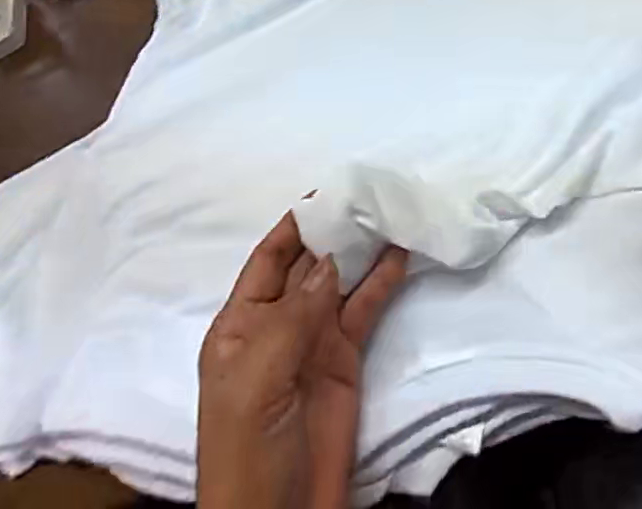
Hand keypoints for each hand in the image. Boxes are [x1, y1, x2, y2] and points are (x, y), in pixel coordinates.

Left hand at [196, 214, 408, 508]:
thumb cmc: (248, 449)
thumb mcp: (256, 379)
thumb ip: (292, 317)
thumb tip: (329, 260)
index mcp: (241, 323)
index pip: (269, 258)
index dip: (295, 224)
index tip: (328, 192)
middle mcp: (278, 323)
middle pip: (309, 262)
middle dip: (335, 230)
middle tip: (370, 194)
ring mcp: (314, 339)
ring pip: (341, 280)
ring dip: (363, 249)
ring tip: (391, 214)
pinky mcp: (345, 356)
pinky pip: (365, 308)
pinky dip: (383, 280)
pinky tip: (401, 254)